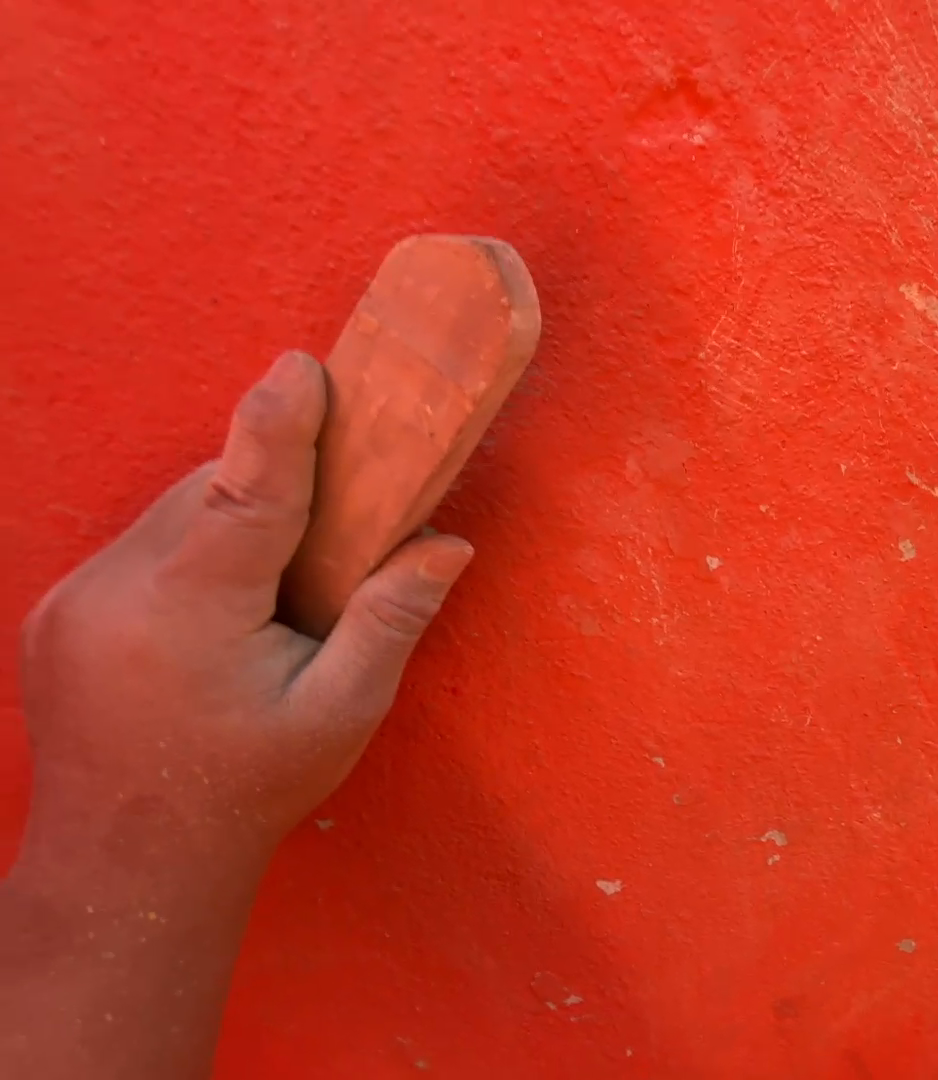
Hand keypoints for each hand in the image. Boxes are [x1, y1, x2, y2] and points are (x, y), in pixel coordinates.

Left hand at [18, 350, 473, 864]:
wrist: (128, 860)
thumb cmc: (251, 785)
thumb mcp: (345, 708)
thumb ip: (391, 618)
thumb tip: (445, 544)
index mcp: (187, 614)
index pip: (244, 496)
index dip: (278, 426)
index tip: (302, 367)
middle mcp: (113, 591)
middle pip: (212, 493)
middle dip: (283, 473)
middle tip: (353, 481)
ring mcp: (76, 600)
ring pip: (178, 512)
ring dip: (249, 505)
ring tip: (305, 549)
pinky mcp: (69, 611)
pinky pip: (153, 542)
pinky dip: (212, 536)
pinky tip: (250, 580)